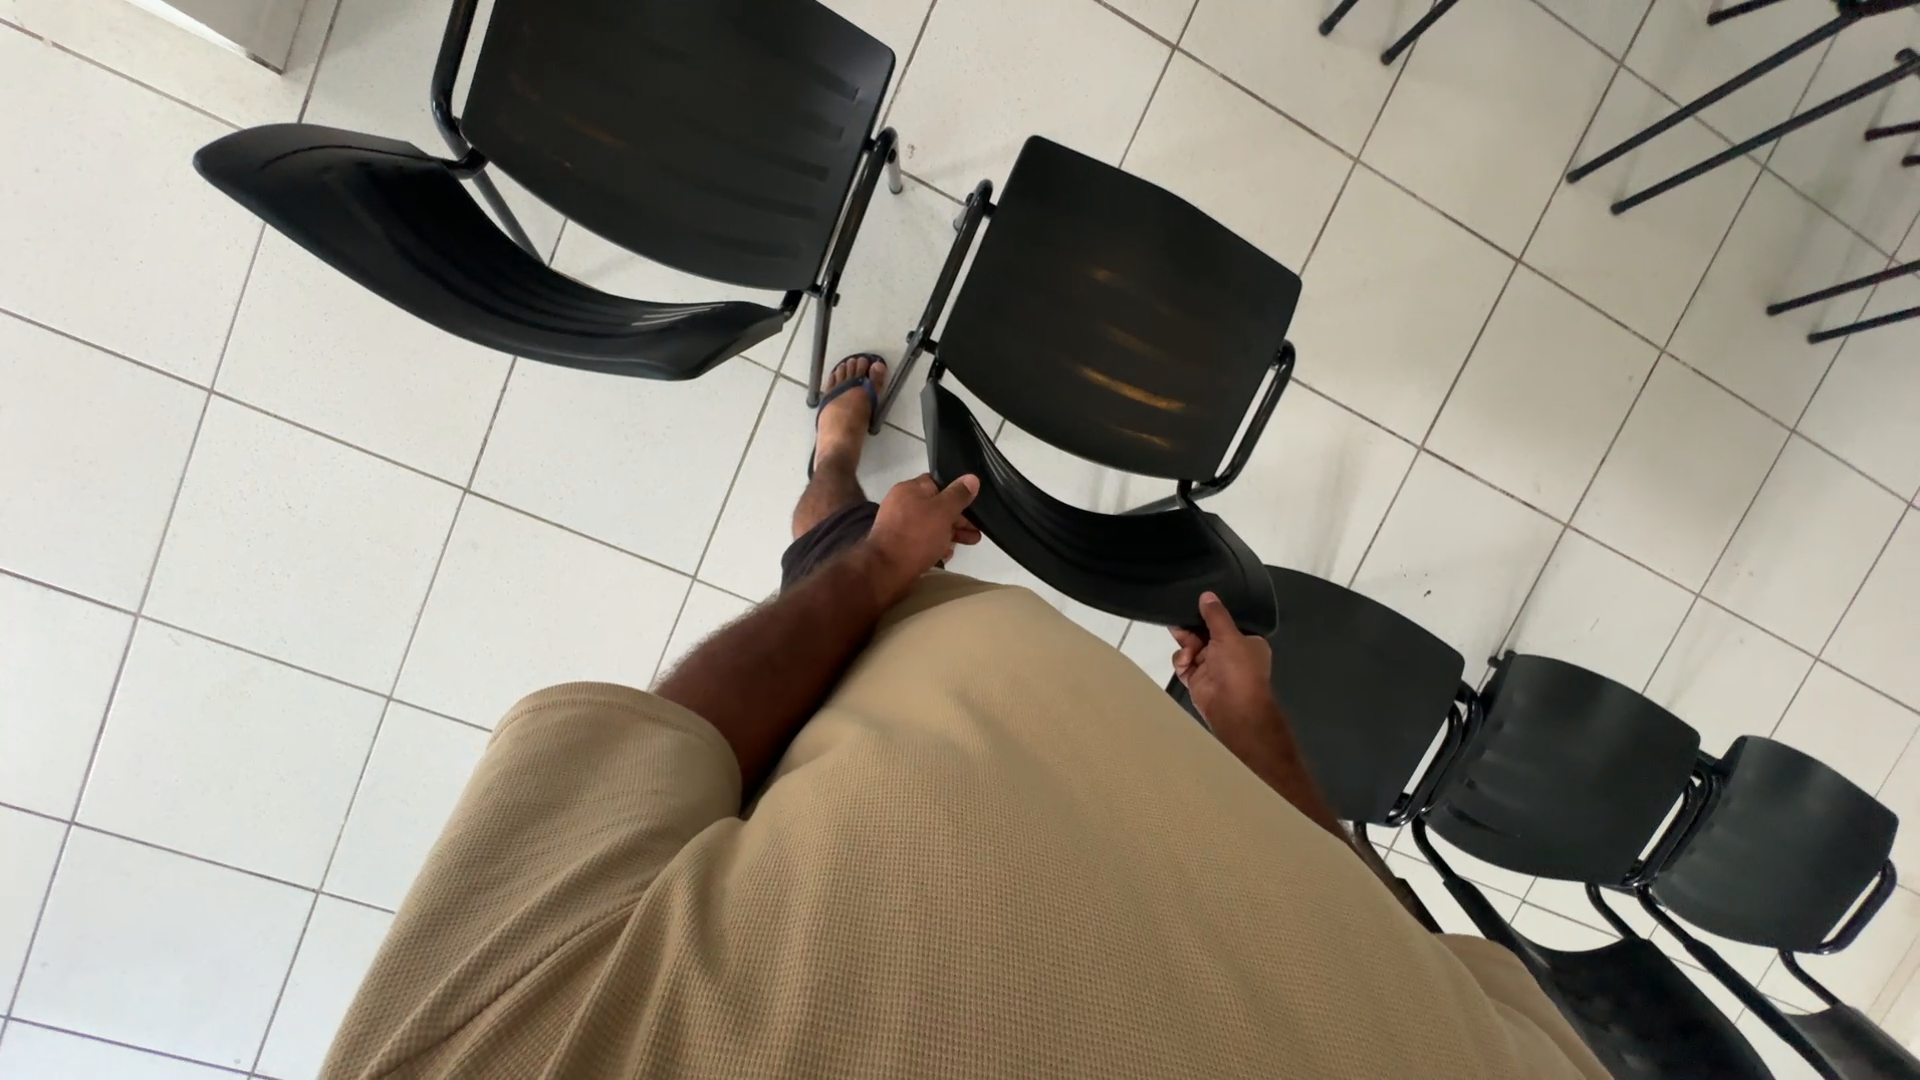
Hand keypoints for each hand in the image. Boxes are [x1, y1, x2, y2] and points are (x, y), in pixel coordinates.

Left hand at [861, 473, 980, 599]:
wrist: (887, 570)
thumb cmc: (917, 535)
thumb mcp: (943, 511)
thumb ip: (958, 495)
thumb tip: (972, 478)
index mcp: (910, 489)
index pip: (938, 482)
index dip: (957, 491)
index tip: (975, 503)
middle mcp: (903, 504)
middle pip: (937, 505)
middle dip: (959, 517)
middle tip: (977, 529)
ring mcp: (900, 526)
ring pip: (932, 524)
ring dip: (952, 532)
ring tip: (971, 542)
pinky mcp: (901, 545)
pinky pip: (924, 540)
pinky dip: (937, 544)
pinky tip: (949, 553)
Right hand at [1170, 592, 1274, 731]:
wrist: (1232, 708)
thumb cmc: (1238, 668)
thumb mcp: (1229, 635)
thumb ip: (1216, 615)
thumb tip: (1207, 595)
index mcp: (1246, 643)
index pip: (1226, 623)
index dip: (1212, 614)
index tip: (1197, 602)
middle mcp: (1229, 654)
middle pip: (1204, 633)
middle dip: (1192, 627)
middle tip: (1179, 616)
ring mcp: (1211, 667)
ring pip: (1191, 646)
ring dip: (1185, 643)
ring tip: (1179, 636)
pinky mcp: (1196, 678)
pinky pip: (1184, 662)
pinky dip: (1182, 660)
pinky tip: (1185, 660)